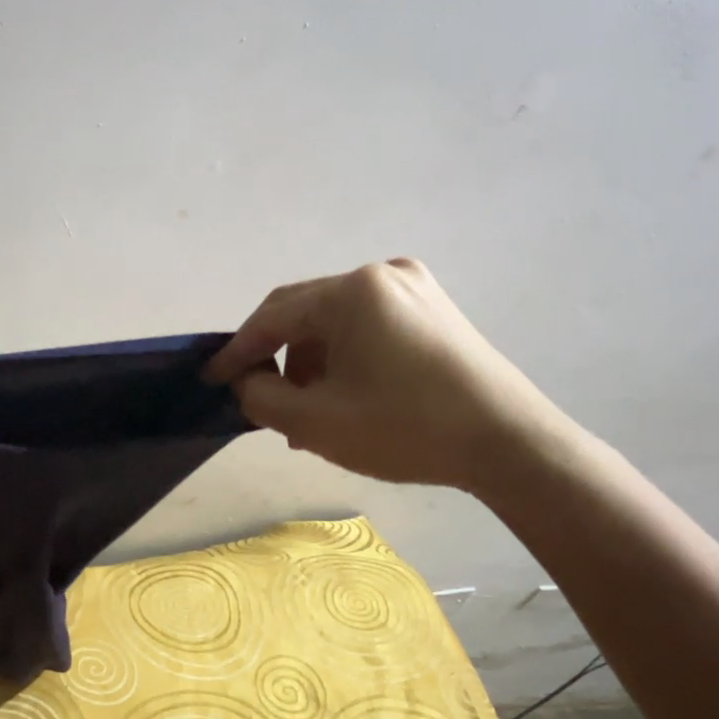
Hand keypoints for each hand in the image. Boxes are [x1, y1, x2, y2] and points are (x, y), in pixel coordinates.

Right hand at [204, 258, 569, 493]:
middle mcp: (382, 275)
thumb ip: (259, 397)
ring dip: (309, 366)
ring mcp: (415, 289)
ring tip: (305, 415)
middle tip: (260, 404)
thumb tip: (246, 382)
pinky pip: (366, 329)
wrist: (508, 443)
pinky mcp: (435, 311)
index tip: (209, 381)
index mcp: (352, 292)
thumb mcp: (313, 421)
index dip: (235, 352)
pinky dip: (342, 361)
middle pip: (303, 315)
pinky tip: (341, 399)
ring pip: (333, 325)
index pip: (271, 318)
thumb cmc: (404, 427)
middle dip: (275, 361)